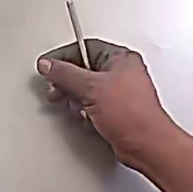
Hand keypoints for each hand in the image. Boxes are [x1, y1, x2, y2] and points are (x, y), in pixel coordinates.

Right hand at [35, 39, 185, 171]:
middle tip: (56, 87)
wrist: (145, 144)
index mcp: (121, 58)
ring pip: (86, 88)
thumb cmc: (132, 114)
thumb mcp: (91, 87)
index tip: (47, 65)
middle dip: (67, 80)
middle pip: (83, 69)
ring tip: (74, 105)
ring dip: (75, 97)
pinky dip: (84, 110)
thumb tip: (49, 65)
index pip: (84, 48)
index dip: (62, 56)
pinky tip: (85, 116)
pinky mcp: (115, 110)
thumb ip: (65, 74)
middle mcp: (122, 73)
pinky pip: (92, 104)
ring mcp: (119, 92)